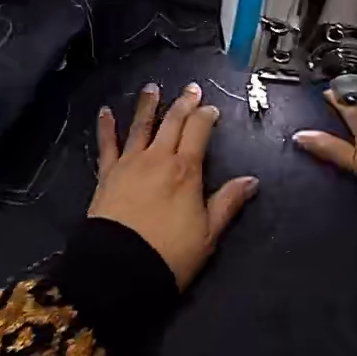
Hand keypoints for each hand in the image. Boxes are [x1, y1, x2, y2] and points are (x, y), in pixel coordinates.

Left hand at [92, 82, 258, 288]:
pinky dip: (106, 127)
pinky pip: (107, 145)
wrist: (120, 268)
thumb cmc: (170, 254)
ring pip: (141, 126)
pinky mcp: (107, 174)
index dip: (206, 116)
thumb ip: (228, 202)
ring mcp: (130, 163)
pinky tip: (104, 112)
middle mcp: (158, 158)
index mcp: (186, 170)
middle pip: (172, 122)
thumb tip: (251, 180)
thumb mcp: (208, 234)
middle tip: (191, 88)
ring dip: (148, 105)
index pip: (198, 132)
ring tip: (152, 87)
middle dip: (184, 103)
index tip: (211, 109)